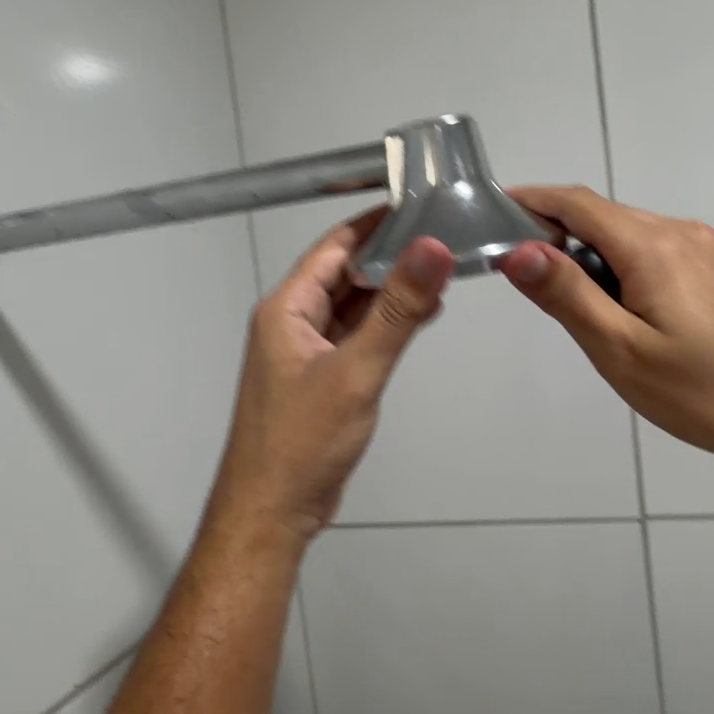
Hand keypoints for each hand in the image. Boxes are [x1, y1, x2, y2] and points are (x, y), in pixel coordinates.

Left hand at [211, 211, 453, 539]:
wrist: (272, 511)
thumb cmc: (300, 444)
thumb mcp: (356, 371)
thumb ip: (397, 311)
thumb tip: (431, 250)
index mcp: (286, 310)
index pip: (334, 247)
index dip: (375, 222)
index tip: (418, 202)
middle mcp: (292, 324)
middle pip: (344, 274)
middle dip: (390, 255)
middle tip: (441, 235)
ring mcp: (306, 353)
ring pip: (353, 307)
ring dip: (391, 291)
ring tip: (440, 270)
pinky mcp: (322, 379)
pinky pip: (356, 337)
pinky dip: (386, 325)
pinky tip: (420, 316)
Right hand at [500, 185, 713, 473]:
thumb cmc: (701, 392)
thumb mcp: (620, 349)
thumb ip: (567, 295)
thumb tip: (518, 250)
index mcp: (652, 245)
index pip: (575, 202)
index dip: (529, 202)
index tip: (489, 216)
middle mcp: (680, 233)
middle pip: (602, 216)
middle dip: (554, 233)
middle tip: (520, 278)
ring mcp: (705, 251)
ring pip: (628, 236)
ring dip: (588, 254)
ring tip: (568, 305)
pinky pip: (654, 253)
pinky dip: (619, 267)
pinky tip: (617, 311)